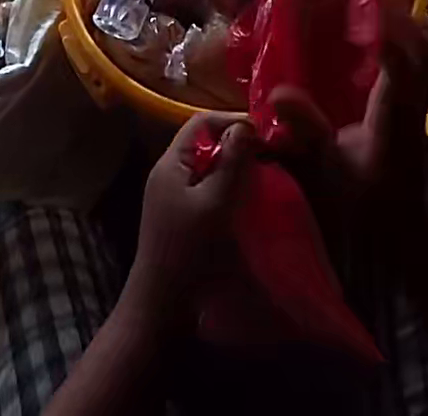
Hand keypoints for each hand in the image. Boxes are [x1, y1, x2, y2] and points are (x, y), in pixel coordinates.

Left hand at [127, 112, 255, 310]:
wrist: (161, 305)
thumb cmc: (188, 250)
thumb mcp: (215, 203)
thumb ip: (231, 163)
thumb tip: (245, 125)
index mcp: (171, 163)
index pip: (201, 123)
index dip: (231, 121)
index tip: (262, 132)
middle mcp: (168, 172)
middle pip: (203, 142)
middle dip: (234, 142)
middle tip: (267, 151)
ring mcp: (172, 194)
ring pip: (206, 165)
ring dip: (232, 164)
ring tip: (261, 170)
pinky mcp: (180, 214)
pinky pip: (205, 185)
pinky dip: (226, 184)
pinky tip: (245, 196)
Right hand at [268, 5, 427, 225]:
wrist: (406, 226)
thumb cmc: (367, 199)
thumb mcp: (330, 169)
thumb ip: (307, 132)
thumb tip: (277, 92)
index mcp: (393, 112)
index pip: (399, 58)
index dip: (383, 25)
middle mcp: (410, 99)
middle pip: (416, 44)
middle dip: (390, 14)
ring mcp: (414, 100)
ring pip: (418, 50)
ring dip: (395, 24)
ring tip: (361, 5)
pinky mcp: (410, 103)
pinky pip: (410, 60)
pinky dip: (394, 41)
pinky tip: (367, 37)